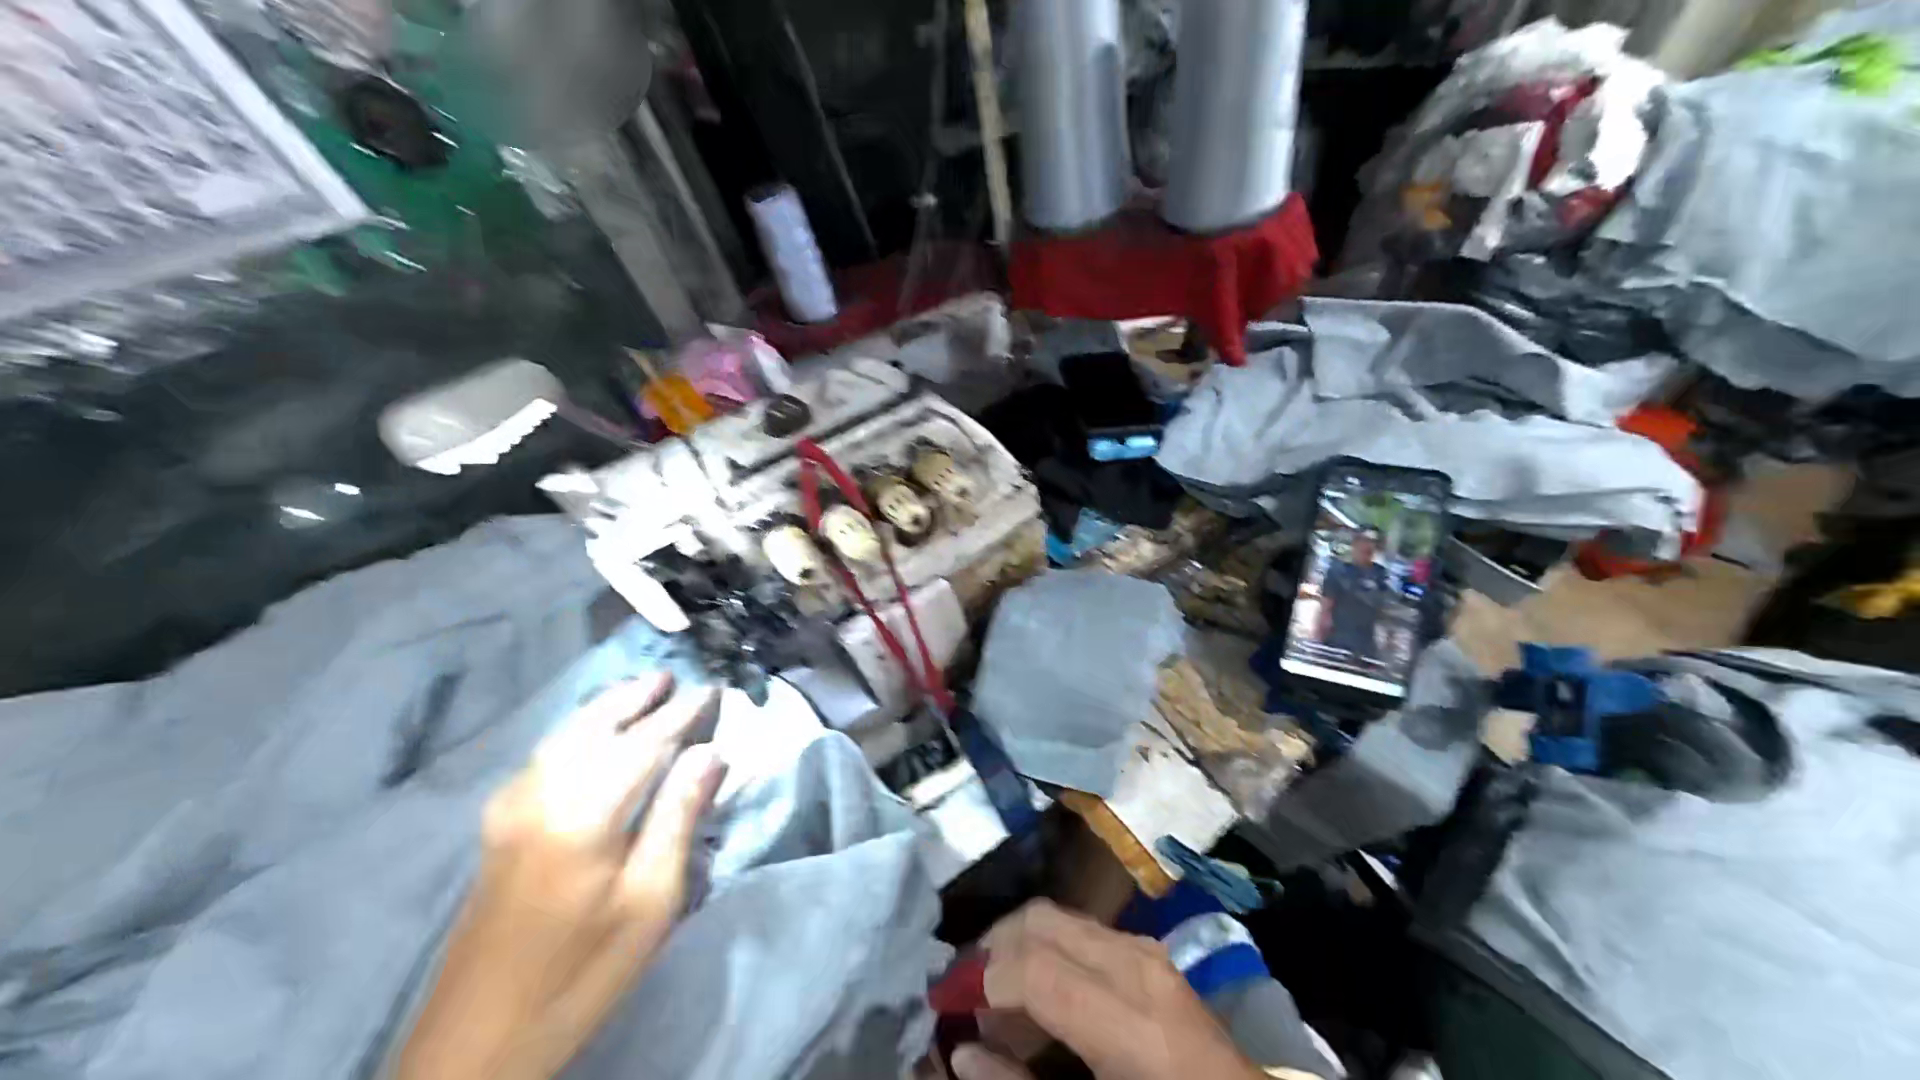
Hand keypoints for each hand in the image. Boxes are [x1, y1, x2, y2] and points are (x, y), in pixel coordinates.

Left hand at [395, 675, 725, 1079]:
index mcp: (584, 816)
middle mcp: (542, 798)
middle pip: (595, 728)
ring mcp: (512, 811)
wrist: (475, 1042)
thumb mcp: (650, 903)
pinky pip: (542, 757)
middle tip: (670, 675)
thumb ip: (679, 818)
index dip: (681, 715)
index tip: (711, 690)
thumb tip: (711, 753)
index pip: (645, 744)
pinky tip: (586, 734)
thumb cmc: (582, 973)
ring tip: (636, 690)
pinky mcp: (497, 829)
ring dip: (603, 709)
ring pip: (564, 737)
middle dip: (635, 699)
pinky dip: (574, 731)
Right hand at [951, 901, 1263, 1079]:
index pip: (1035, 968)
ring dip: (1016, 945)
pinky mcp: (1150, 951)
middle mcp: (1136, 966)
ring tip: (998, 997)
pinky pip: (1081, 931)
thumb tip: (962, 1052)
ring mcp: (1146, 951)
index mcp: (1129, 1023)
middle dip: (991, 948)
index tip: (944, 1003)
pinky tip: (1040, 992)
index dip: (979, 980)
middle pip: (1041, 921)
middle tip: (966, 994)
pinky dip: (1046, 948)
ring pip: (1057, 917)